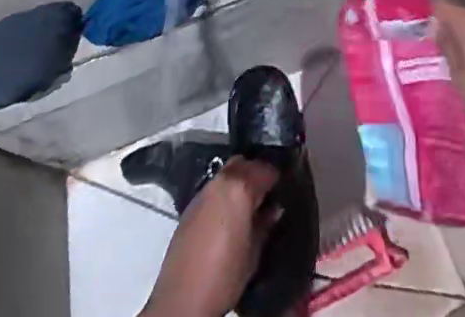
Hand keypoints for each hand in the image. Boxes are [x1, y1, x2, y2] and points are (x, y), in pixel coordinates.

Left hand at [142, 157, 280, 316]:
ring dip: (238, 182)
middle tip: (266, 194)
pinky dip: (223, 195)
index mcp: (239, 188)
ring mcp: (201, 195)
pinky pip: (212, 190)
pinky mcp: (188, 209)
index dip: (276, 178)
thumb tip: (273, 209)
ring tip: (248, 206)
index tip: (282, 189)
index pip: (265, 169)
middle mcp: (219, 183)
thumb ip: (265, 224)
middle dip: (255, 173)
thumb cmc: (225, 275)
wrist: (182, 301)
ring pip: (225, 174)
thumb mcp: (254, 253)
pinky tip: (227, 218)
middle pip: (242, 163)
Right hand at [431, 0, 464, 151]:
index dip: (428, 10)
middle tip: (427, 34)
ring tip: (445, 44)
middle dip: (444, 17)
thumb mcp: (460, 79)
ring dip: (460, 27)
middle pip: (461, 7)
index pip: (444, 3)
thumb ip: (447, 46)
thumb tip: (435, 24)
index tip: (416, 22)